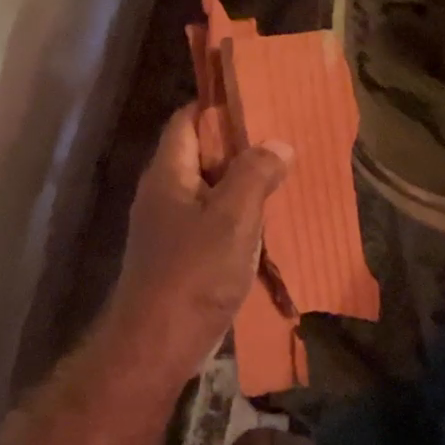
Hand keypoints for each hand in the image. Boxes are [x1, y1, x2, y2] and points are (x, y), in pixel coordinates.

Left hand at [101, 104, 291, 387]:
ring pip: (210, 193)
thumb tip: (277, 143)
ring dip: (243, 186)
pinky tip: (268, 226)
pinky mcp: (180, 259)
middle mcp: (163, 195)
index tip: (259, 101)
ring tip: (285, 178)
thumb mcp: (233, 218)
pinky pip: (212, 225)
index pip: (187, 121)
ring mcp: (169, 229)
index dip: (218, 107)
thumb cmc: (194, 274)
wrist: (159, 344)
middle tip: (284, 140)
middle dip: (239, 147)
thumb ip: (255, 175)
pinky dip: (238, 219)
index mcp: (167, 174)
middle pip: (200, 155)